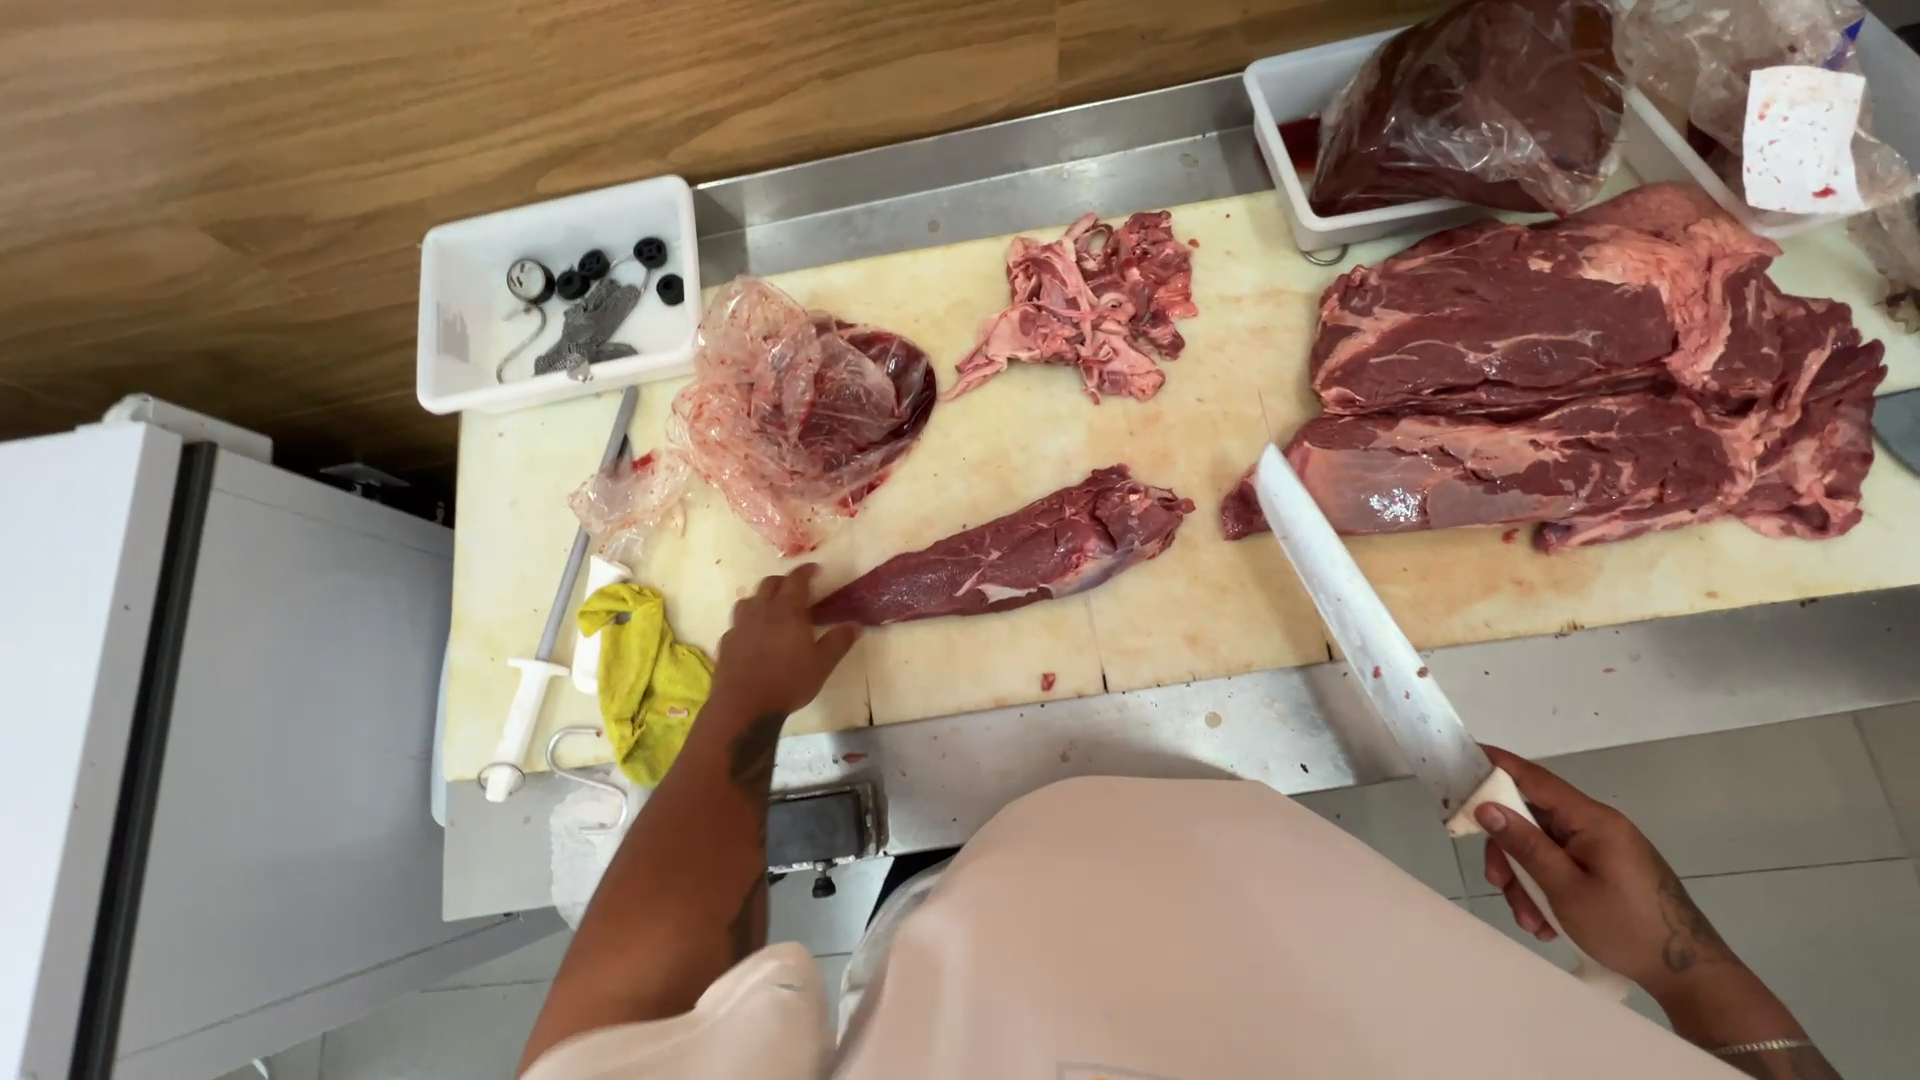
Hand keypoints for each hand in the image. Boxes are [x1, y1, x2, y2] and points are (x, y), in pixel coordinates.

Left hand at [710, 565, 859, 719]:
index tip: (814, 569)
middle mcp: (761, 611)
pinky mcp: (727, 643)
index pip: (796, 580)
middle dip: (784, 581)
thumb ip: (839, 642)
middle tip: (796, 590)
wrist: (744, 706)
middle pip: (769, 584)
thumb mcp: (822, 664)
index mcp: (787, 611)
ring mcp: (740, 626)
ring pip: (748, 600)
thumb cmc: (788, 682)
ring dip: (762, 598)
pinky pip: (737, 623)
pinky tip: (753, 636)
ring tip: (772, 609)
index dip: (806, 572)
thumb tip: (856, 625)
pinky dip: (748, 622)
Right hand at [1475, 745, 1743, 1003]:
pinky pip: (1559, 868)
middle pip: (1531, 822)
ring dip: (1526, 883)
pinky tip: (1547, 923)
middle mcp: (1597, 827)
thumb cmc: (1628, 927)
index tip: (1465, 754)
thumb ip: (1523, 844)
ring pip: (1540, 850)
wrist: (1692, 978)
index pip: (1535, 779)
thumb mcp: (1565, 888)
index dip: (1498, 765)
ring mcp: (1601, 850)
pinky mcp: (1604, 871)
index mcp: (1593, 821)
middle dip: (1509, 855)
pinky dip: (1545, 892)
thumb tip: (1484, 806)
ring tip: (1532, 921)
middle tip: (1498, 885)